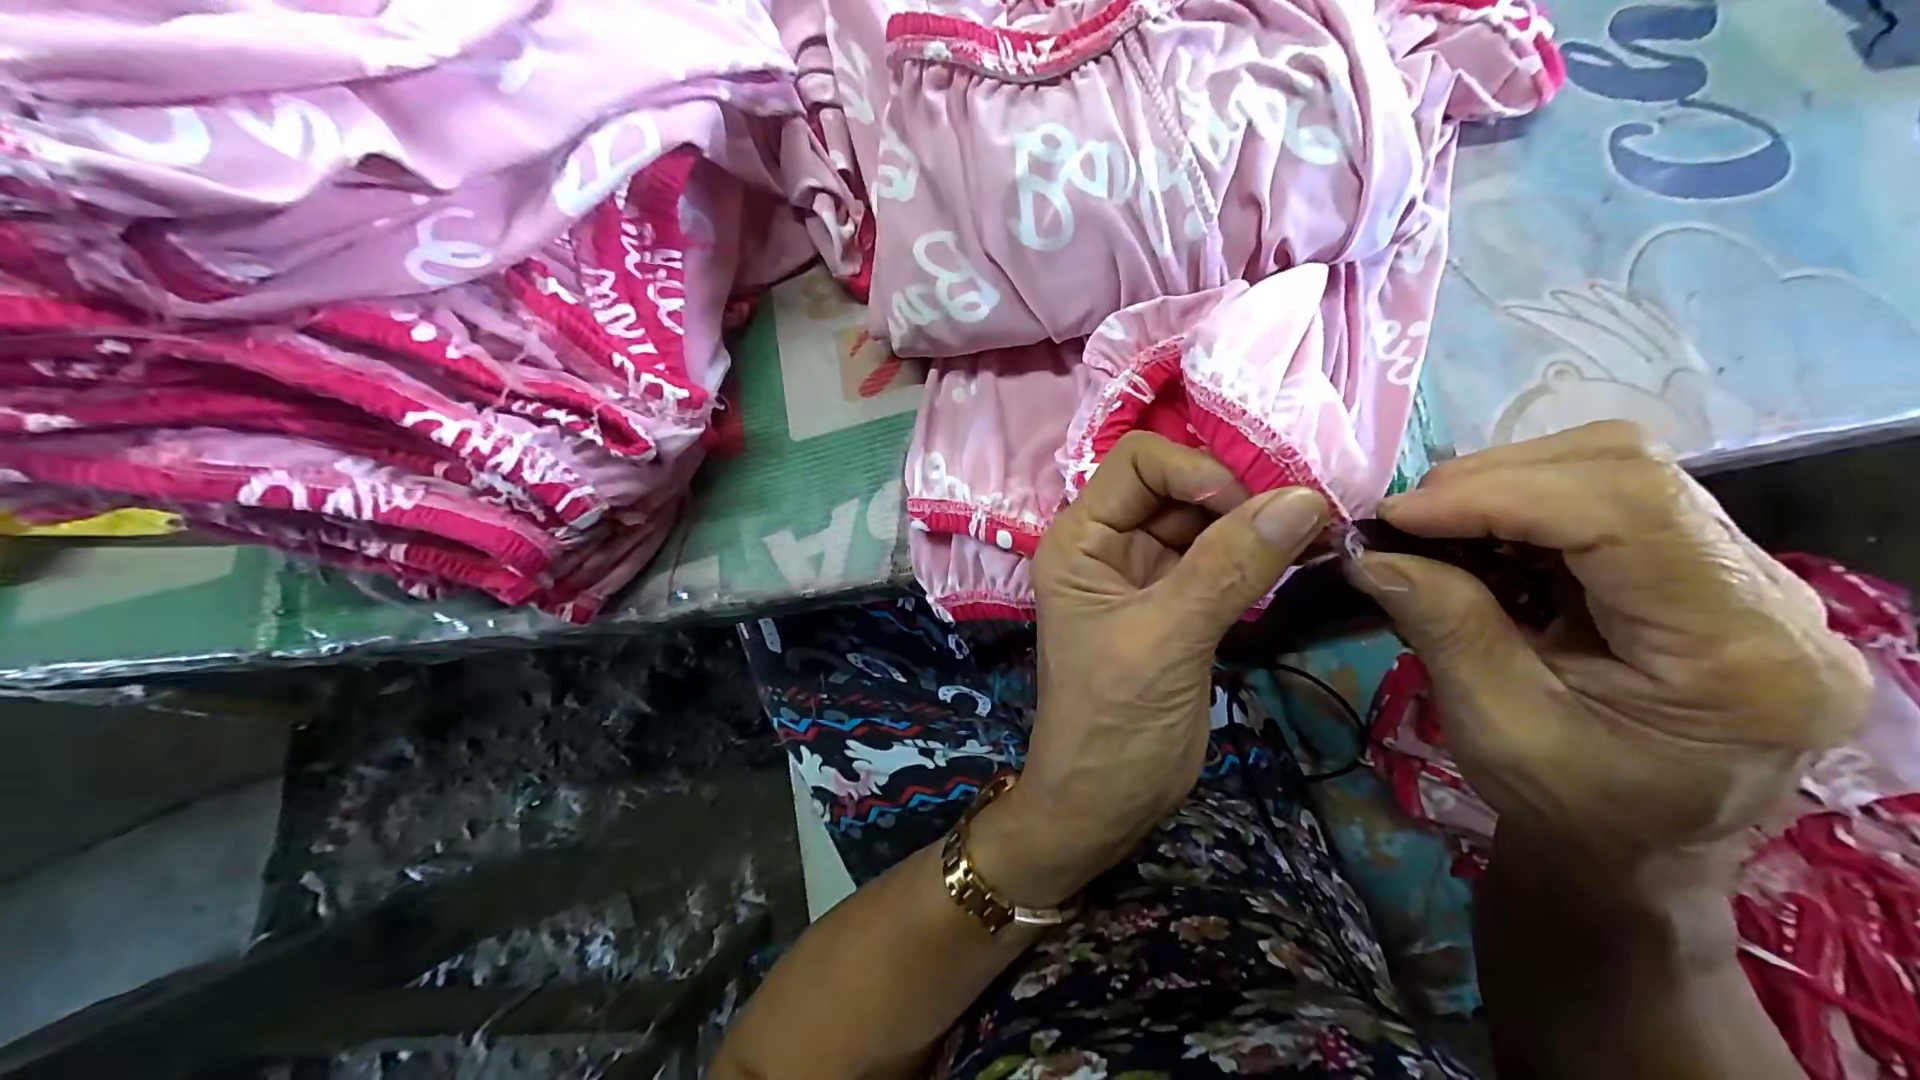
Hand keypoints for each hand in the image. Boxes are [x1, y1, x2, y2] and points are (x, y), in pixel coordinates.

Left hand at [969, 432, 1329, 907]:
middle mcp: (1110, 544)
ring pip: (1207, 520)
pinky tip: (1307, 555)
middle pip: (1179, 486)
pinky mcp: (1179, 602)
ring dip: (1260, 522)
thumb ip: (1228, 567)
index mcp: (1081, 539)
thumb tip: (1303, 499)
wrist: (1105, 802)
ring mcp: (1146, 573)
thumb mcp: (1165, 639)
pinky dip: (1261, 553)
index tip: (1248, 511)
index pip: (1138, 462)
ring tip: (1323, 532)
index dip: (1196, 471)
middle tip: (1312, 515)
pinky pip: (1223, 558)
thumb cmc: (1113, 723)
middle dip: (1241, 494)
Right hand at [1348, 421, 1871, 879]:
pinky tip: (1475, 538)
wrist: (1635, 846)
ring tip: (1434, 527)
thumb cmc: (1572, 808)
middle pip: (1627, 472)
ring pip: (1615, 470)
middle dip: (1494, 481)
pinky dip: (1518, 503)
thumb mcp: (1496, 727)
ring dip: (1502, 485)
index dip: (1498, 495)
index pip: (1627, 513)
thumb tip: (1370, 552)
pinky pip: (1605, 497)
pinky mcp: (1697, 567)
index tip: (1397, 517)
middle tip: (1405, 520)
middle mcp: (1767, 597)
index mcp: (1738, 654)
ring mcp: (1740, 575)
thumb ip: (1444, 626)